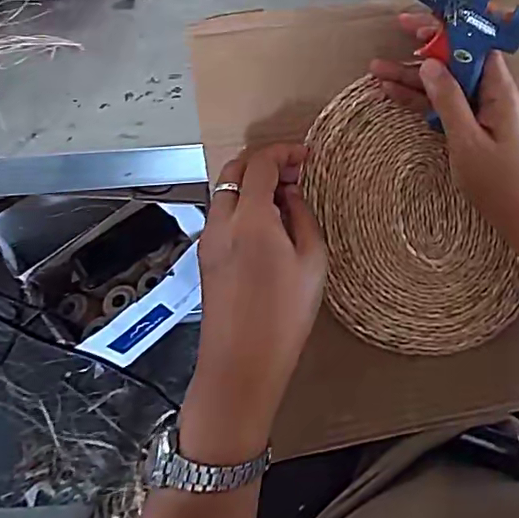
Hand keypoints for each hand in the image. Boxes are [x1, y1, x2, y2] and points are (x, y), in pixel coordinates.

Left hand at [182, 143, 325, 462]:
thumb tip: (291, 194)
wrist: (241, 366)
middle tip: (295, 172)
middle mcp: (221, 223)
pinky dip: (243, 202)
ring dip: (253, 182)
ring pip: (226, 190)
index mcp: (249, 219)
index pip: (260, 163)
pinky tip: (268, 221)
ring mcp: (209, 240)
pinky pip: (223, 212)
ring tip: (285, 197)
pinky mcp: (207, 257)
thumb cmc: (283, 316)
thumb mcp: (312, 260)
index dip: (284, 151)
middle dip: (265, 161)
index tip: (305, 156)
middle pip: (235, 169)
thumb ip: (302, 216)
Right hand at [368, 13, 518, 227]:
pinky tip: (392, 92)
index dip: (452, 27)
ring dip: (414, 76)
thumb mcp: (467, 140)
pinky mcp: (470, 124)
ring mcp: (480, 108)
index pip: (478, 44)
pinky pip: (444, 103)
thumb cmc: (497, 182)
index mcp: (500, 90)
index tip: (425, 21)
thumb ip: (449, 100)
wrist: (517, 217)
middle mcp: (492, 93)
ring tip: (376, 69)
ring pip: (445, 82)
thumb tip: (430, 63)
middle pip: (457, 58)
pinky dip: (421, 98)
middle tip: (398, 29)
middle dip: (427, 45)